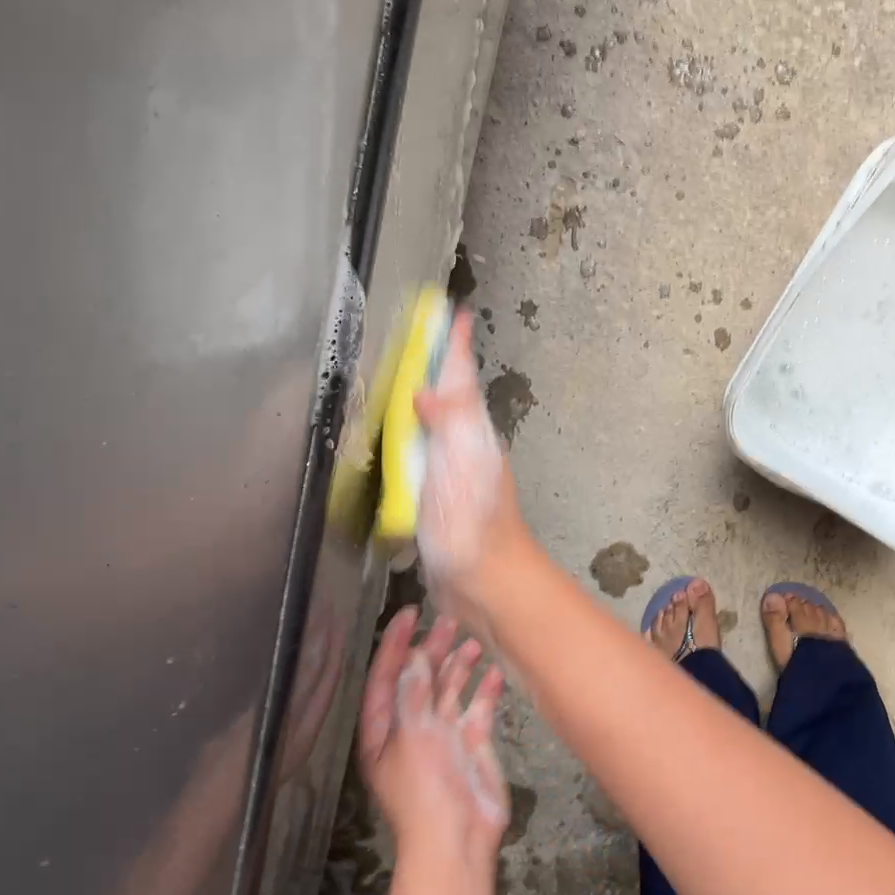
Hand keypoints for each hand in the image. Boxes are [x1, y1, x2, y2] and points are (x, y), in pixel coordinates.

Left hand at [358, 608, 507, 894]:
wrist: (457, 835)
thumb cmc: (424, 786)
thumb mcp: (411, 735)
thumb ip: (412, 693)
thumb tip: (411, 656)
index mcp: (385, 729)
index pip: (386, 677)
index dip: (394, 644)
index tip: (409, 613)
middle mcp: (412, 727)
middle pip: (420, 679)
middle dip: (432, 649)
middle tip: (450, 618)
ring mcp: (443, 734)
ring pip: (450, 690)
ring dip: (460, 665)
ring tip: (473, 641)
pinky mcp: (471, 742)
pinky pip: (478, 708)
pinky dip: (486, 689)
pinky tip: (496, 672)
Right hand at [412, 311, 524, 620]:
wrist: (487, 581)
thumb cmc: (473, 527)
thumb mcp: (459, 471)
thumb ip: (446, 427)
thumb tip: (425, 390)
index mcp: (472, 434)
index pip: (462, 380)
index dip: (456, 348)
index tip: (455, 313)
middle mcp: (468, 446)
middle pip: (454, 395)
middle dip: (443, 364)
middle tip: (428, 337)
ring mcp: (457, 471)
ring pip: (441, 421)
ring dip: (430, 395)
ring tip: (414, 374)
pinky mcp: (444, 496)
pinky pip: (427, 452)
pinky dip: (416, 433)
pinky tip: (407, 438)